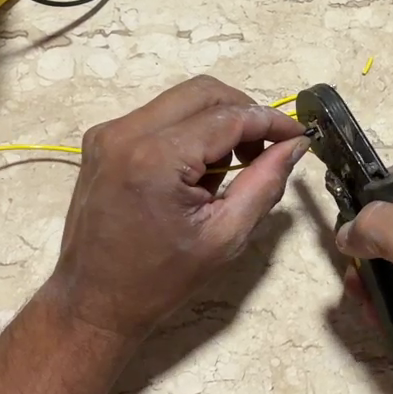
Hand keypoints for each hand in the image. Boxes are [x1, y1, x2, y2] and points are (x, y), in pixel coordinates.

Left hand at [44, 76, 307, 340]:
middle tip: (267, 150)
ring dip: (216, 121)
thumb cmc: (160, 281)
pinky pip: (158, 117)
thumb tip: (294, 146)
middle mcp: (126, 133)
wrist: (93, 302)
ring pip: (180, 100)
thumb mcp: (224, 237)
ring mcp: (108, 133)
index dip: (271, 122)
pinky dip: (189, 131)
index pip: (228, 116)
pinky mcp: (101, 141)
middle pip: (203, 92)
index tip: (299, 137)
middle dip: (244, 113)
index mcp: (156, 158)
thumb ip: (265, 184)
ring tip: (231, 168)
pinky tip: (197, 171)